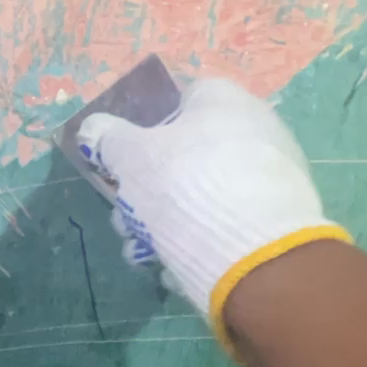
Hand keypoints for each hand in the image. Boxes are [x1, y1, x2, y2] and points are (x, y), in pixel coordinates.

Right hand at [75, 78, 351, 350]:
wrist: (252, 254)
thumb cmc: (186, 187)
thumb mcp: (132, 159)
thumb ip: (108, 140)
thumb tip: (92, 128)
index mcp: (222, 100)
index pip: (180, 101)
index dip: (146, 133)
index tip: (126, 168)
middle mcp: (253, 128)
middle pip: (184, 157)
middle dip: (146, 193)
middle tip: (127, 221)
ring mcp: (269, 175)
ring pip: (198, 197)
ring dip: (162, 225)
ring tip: (145, 253)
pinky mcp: (275, 219)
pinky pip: (222, 225)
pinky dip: (197, 243)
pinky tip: (179, 266)